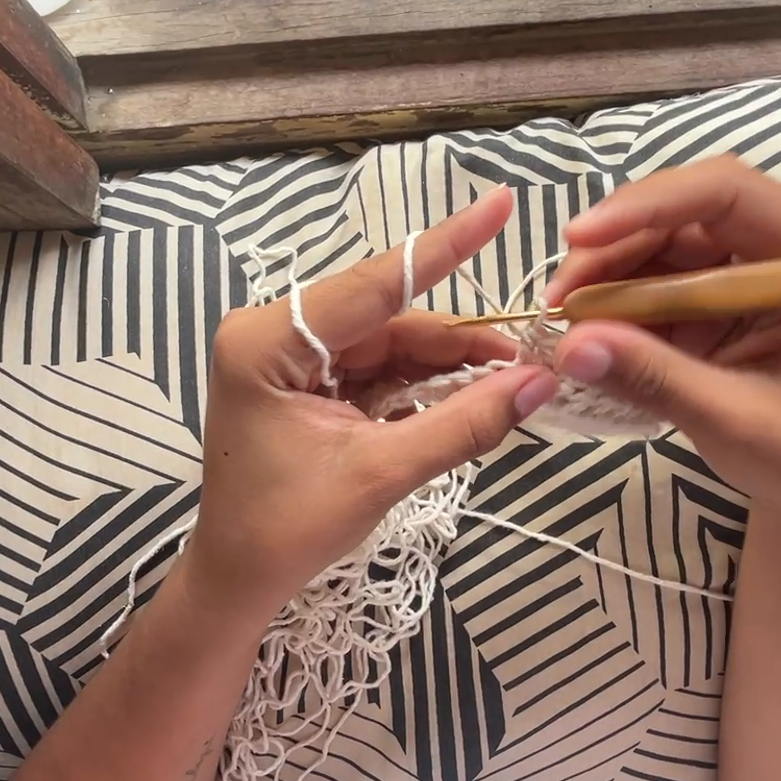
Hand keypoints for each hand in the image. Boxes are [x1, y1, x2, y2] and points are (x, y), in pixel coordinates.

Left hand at [183, 187, 559, 609]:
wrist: (240, 577)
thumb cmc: (289, 530)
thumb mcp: (382, 472)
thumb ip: (463, 423)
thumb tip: (540, 382)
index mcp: (268, 341)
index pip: (372, 284)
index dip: (444, 246)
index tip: (499, 203)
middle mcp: (273, 334)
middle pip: (385, 318)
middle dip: (457, 340)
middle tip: (526, 357)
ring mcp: (288, 358)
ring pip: (385, 344)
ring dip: (443, 365)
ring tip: (506, 380)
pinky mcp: (305, 382)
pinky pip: (374, 369)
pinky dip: (418, 384)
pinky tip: (463, 393)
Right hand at [549, 156, 780, 513]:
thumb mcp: (734, 419)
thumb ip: (654, 377)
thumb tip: (571, 346)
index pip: (727, 194)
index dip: (648, 204)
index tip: (579, 237)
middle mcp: (777, 253)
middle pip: (681, 216)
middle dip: (611, 249)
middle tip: (556, 300)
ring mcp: (740, 280)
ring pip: (657, 251)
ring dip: (603, 279)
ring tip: (561, 321)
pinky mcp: (712, 309)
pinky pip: (651, 290)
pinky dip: (612, 310)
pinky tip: (585, 336)